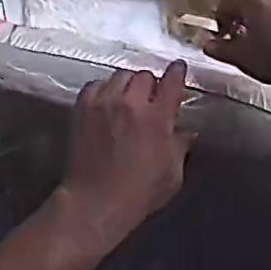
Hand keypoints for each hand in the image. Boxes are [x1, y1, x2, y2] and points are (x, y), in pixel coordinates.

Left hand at [49, 63, 191, 254]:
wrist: (95, 200)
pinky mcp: (83, 108)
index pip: (171, 82)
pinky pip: (96, 84)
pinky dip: (105, 88)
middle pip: (144, 76)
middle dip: (152, 84)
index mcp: (157, 118)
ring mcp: (103, 102)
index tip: (178, 69)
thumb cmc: (139, 192)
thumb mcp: (173, 174)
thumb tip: (187, 132)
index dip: (177, 72)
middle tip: (152, 98)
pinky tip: (108, 100)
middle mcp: (130, 103)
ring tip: (129, 97)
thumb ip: (181, 147)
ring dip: (129, 83)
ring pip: (120, 75)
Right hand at [203, 0, 270, 87]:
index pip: (227, 1)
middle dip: (240, 20)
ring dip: (262, 24)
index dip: (220, 18)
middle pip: (250, 3)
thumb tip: (207, 44)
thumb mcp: (242, 58)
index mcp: (253, 4)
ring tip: (263, 47)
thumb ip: (220, 49)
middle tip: (239, 41)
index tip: (222, 36)